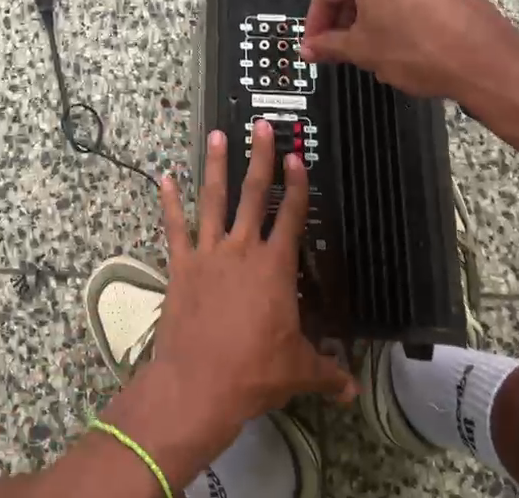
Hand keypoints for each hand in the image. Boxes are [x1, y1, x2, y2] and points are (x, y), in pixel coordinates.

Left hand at [98, 122, 355, 483]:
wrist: (199, 382)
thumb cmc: (254, 372)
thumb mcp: (298, 371)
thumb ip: (327, 372)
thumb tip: (354, 390)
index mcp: (275, 267)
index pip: (291, 216)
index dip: (297, 185)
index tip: (298, 156)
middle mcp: (242, 250)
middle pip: (253, 195)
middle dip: (260, 158)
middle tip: (261, 126)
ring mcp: (208, 253)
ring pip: (213, 199)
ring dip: (215, 166)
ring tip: (217, 135)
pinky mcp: (181, 265)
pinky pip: (175, 227)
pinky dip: (169, 201)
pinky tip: (164, 177)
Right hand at [298, 0, 518, 104]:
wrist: (485, 63)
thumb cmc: (425, 50)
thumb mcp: (363, 50)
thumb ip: (330, 45)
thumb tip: (313, 47)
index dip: (315, 20)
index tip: (314, 41)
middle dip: (343, 17)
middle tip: (336, 46)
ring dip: (371, 15)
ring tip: (369, 47)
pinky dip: (398, 12)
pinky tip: (399, 40)